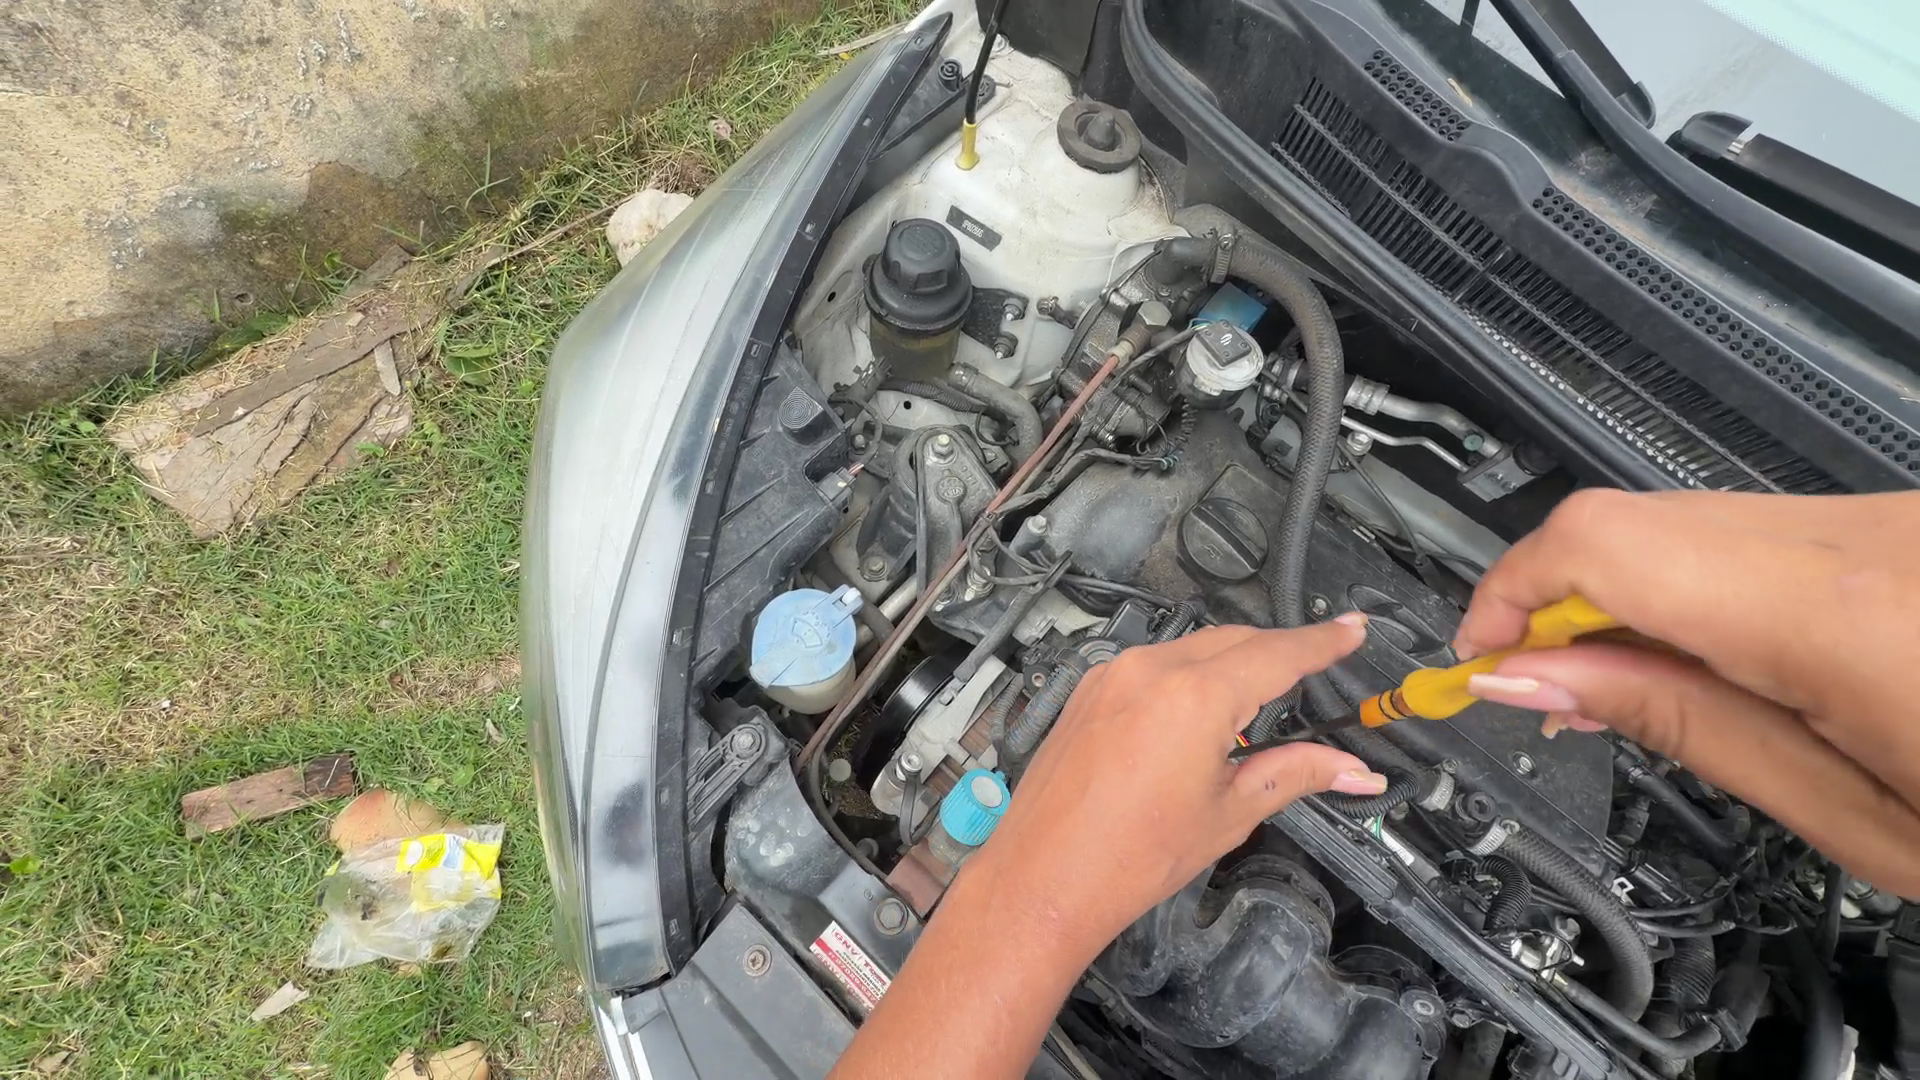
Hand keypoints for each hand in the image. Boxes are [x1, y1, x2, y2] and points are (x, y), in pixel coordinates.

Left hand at [969, 618, 1390, 961]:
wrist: (1046, 871)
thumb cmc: (1135, 853)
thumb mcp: (1228, 812)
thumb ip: (1292, 772)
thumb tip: (1353, 768)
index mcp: (1193, 696)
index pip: (1275, 654)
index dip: (1321, 641)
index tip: (1350, 629)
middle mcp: (1149, 669)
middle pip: (1231, 641)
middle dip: (1277, 649)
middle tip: (1316, 661)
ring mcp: (1112, 674)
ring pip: (1188, 649)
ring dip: (1228, 660)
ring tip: (1258, 691)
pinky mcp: (1088, 688)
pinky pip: (1150, 664)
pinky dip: (1185, 673)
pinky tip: (1196, 706)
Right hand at [1453, 489, 1919, 895]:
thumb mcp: (1864, 819)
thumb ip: (1672, 721)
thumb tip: (1525, 676)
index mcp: (1852, 613)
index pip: (1596, 542)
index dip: (1509, 589)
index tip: (1484, 656)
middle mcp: (1870, 534)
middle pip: (1621, 521)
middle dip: (1553, 602)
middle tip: (1545, 688)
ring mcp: (1892, 518)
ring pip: (1670, 524)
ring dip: (1613, 600)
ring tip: (1628, 686)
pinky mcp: (1902, 526)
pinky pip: (1732, 535)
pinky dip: (1679, 591)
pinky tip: (1702, 659)